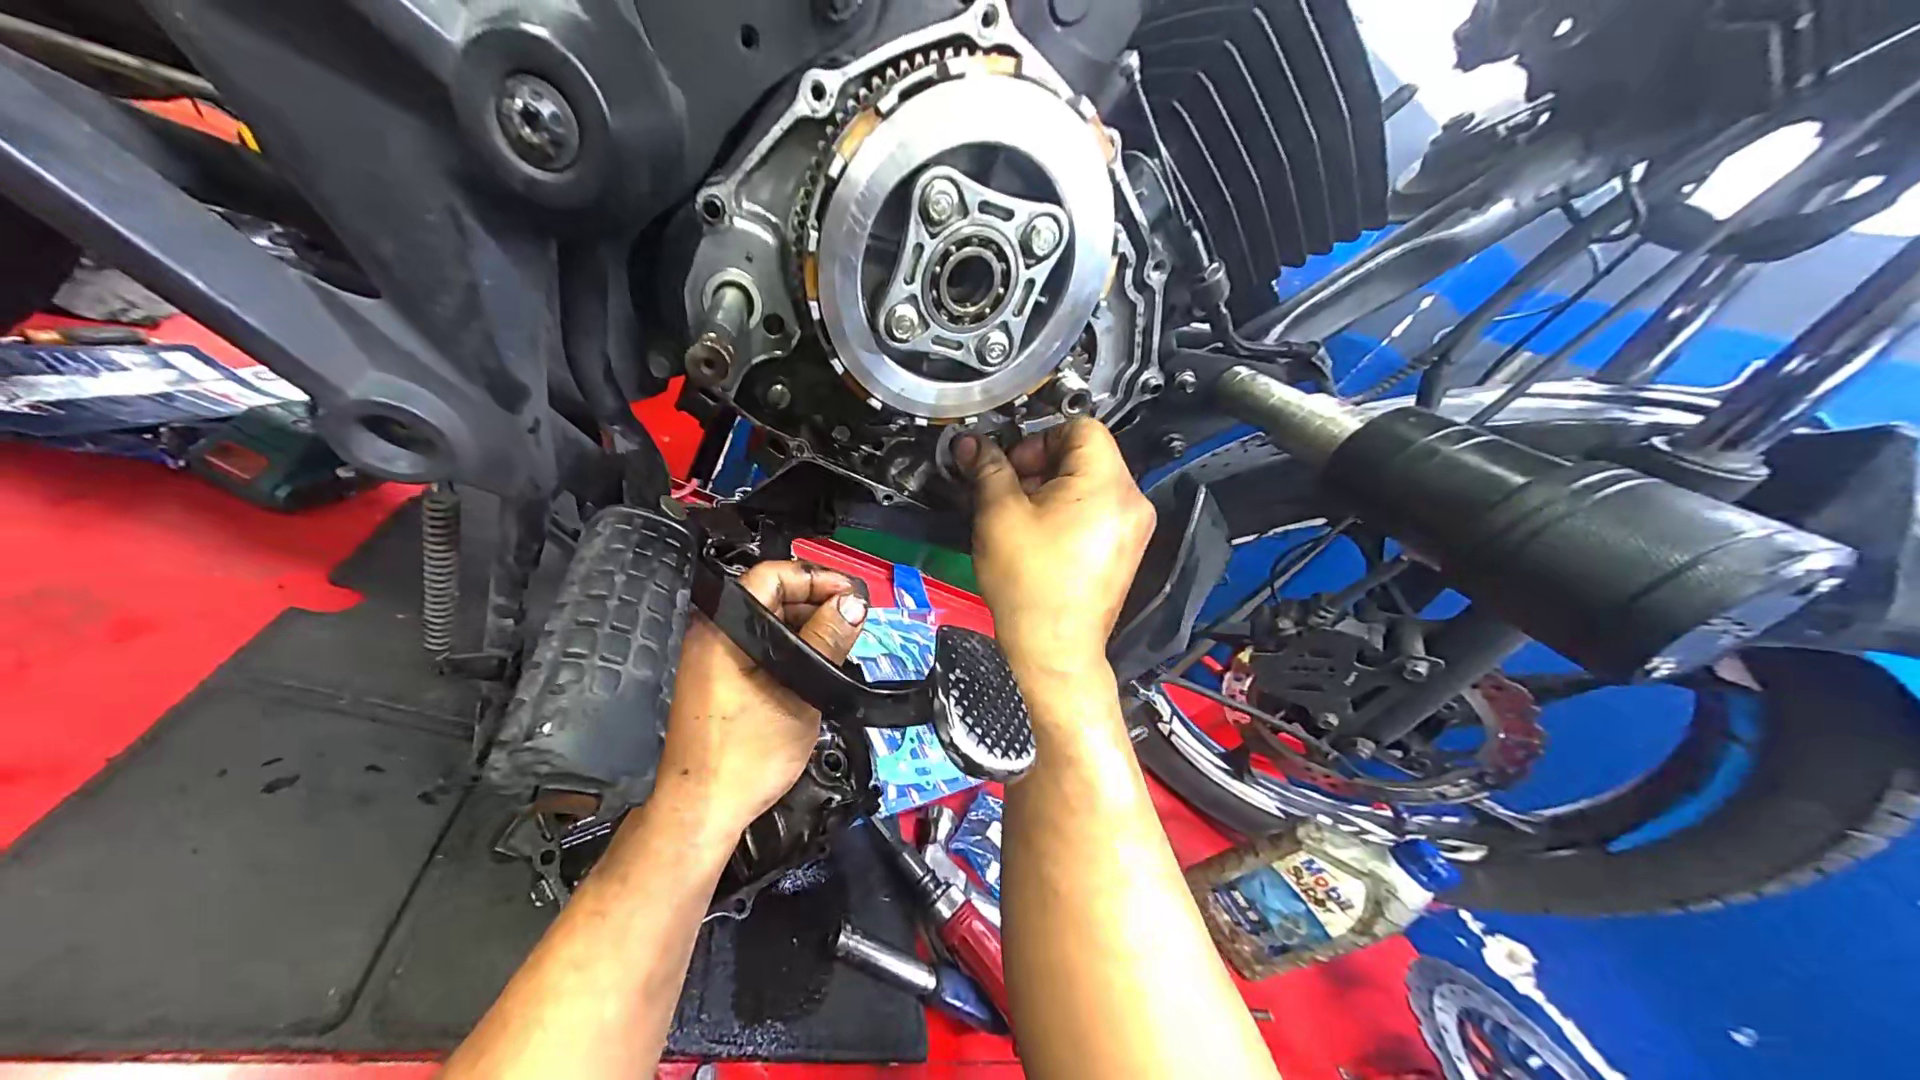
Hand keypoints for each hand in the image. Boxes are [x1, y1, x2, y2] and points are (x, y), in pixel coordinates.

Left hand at [654, 561, 868, 837]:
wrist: (704, 810)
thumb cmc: (745, 755)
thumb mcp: (799, 691)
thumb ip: (826, 640)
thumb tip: (852, 603)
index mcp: (723, 629)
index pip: (773, 575)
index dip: (818, 578)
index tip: (851, 595)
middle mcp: (713, 635)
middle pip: (771, 595)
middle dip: (818, 602)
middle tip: (854, 620)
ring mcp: (715, 658)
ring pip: (769, 622)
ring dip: (808, 626)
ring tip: (843, 643)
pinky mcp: (721, 679)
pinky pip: (761, 646)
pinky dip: (792, 647)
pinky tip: (818, 663)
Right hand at [955, 419, 1154, 680]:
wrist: (1054, 648)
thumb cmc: (1031, 589)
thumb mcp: (999, 515)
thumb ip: (988, 469)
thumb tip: (974, 445)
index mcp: (1106, 484)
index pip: (1080, 426)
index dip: (1039, 438)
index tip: (1013, 462)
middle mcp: (1130, 502)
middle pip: (1086, 454)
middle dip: (1041, 464)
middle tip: (1010, 489)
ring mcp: (1131, 528)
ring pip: (1089, 483)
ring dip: (1052, 488)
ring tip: (1022, 517)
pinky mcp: (1123, 549)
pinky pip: (1096, 510)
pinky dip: (1067, 512)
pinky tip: (1038, 536)